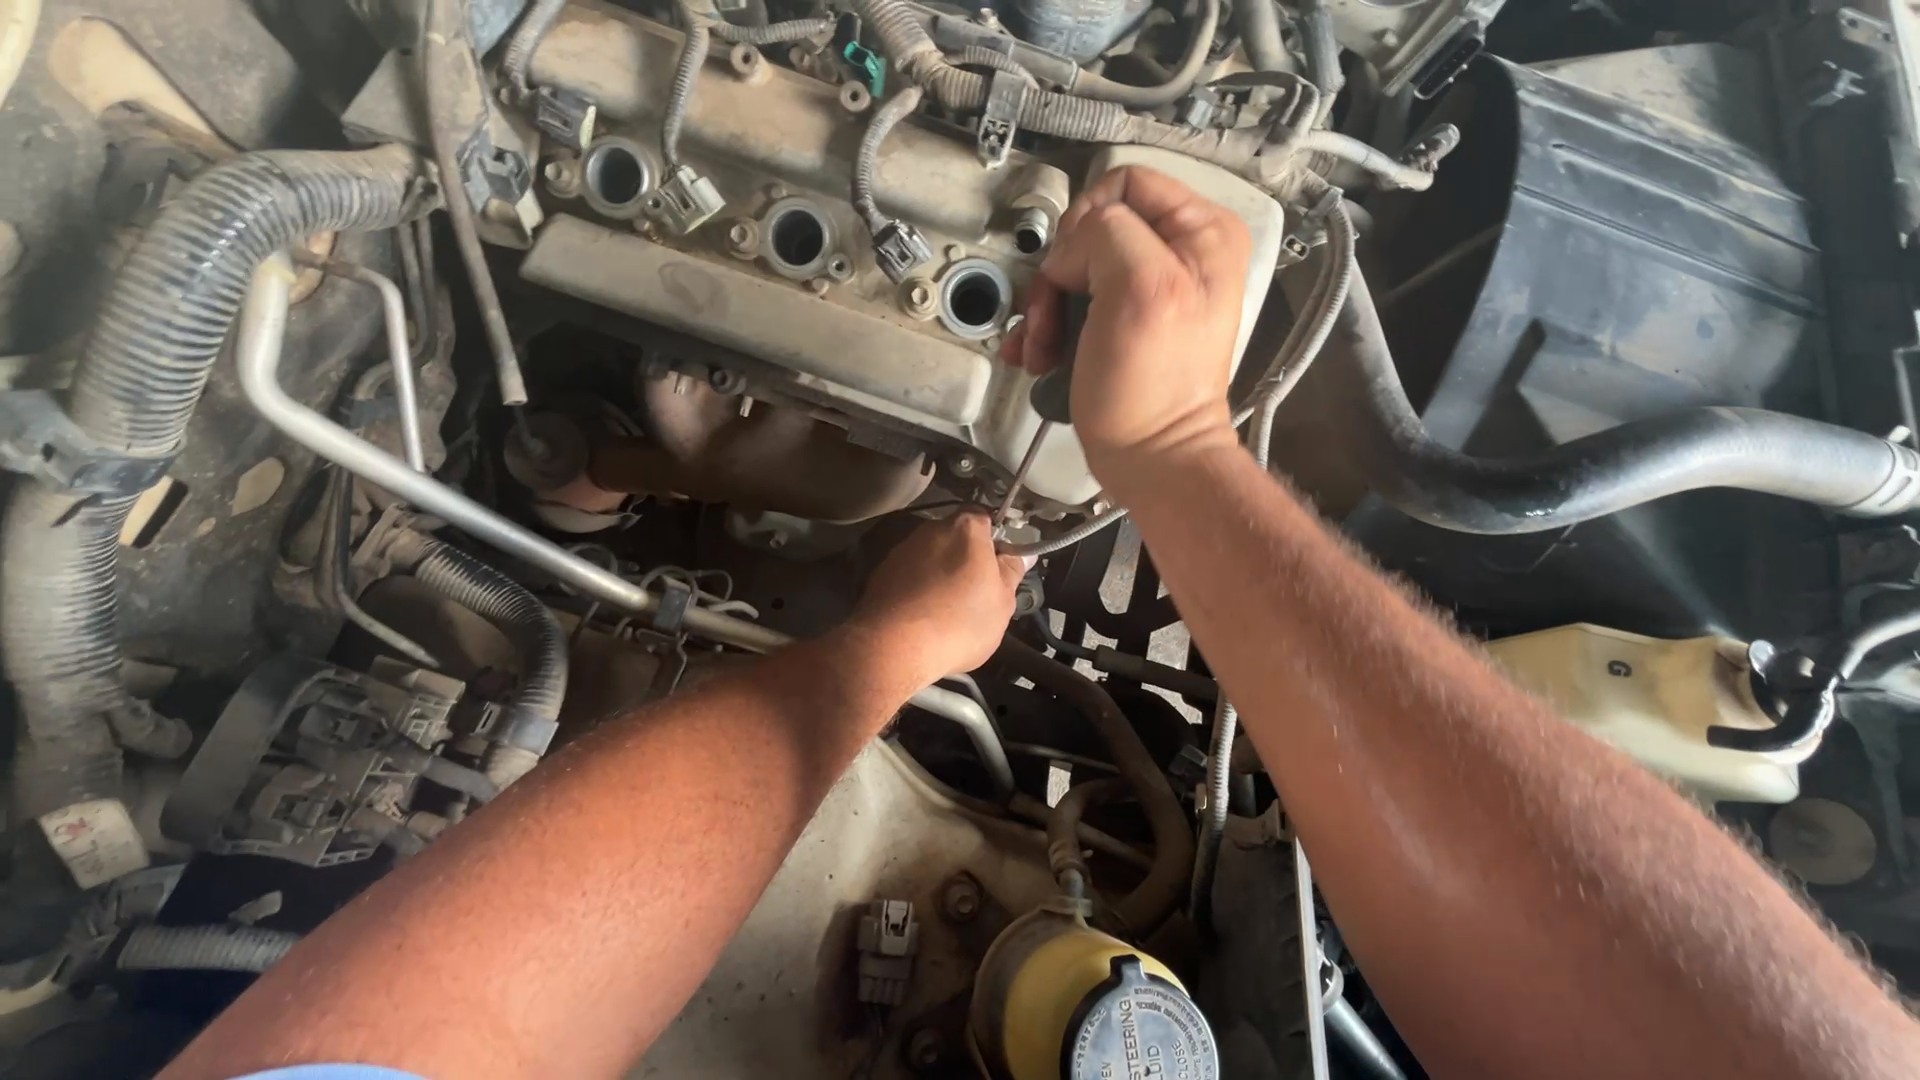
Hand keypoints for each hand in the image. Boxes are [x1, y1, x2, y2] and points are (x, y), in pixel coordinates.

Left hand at [845, 512, 1027, 685]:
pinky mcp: (881, 573)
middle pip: (955, 536)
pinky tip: (923, 615)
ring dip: (939, 573)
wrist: (893, 648)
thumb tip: (1021, 554)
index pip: (985, 517)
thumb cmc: (959, 622)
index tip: (999, 564)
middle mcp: (930, 530)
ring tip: (947, 608)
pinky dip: (917, 588)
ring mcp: (901, 550)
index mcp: (965, 528)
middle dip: (965, 557)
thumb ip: (1012, 571)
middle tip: (976, 590)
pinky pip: (908, 575)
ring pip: (930, 556)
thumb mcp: (1002, 602)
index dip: (994, 539)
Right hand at [1001, 165, 1251, 480]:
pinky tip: (1035, 355)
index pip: (1124, 184)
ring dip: (1044, 309)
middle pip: (1090, 231)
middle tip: (1050, 319)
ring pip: (1072, 271)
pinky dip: (1045, 330)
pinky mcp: (1119, 327)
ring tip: (1040, 348)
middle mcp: (1177, 256)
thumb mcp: (1140, 287)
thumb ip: (1109, 232)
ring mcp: (1145, 293)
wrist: (1151, 460)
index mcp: (1201, 233)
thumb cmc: (1152, 388)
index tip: (1071, 271)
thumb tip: (1073, 245)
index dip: (1084, 223)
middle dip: (1058, 276)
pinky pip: (1070, 306)